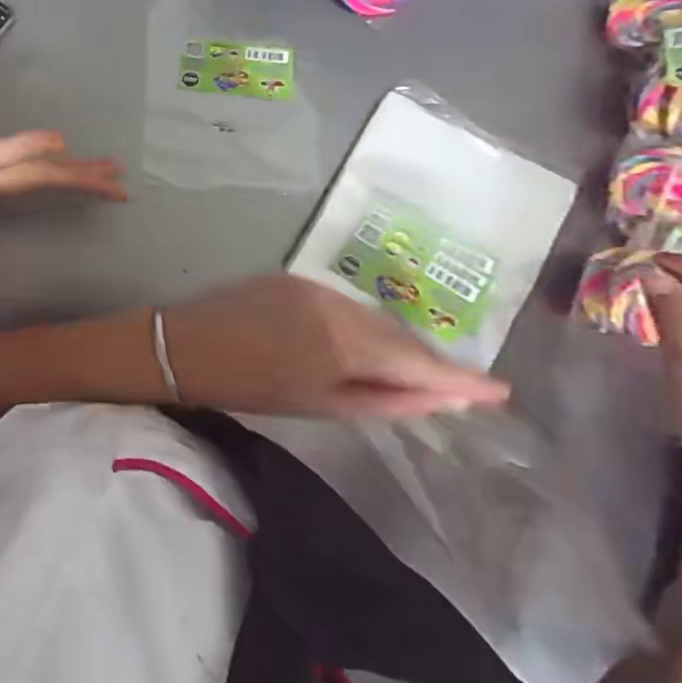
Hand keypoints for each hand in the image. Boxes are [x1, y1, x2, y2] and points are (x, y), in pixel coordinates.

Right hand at [0, 131, 127, 202]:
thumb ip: (26, 146)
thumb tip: (62, 140)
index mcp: (31, 173)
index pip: (71, 175)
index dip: (96, 179)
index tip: (120, 184)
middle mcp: (32, 179)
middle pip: (71, 180)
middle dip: (97, 182)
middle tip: (123, 187)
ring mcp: (24, 178)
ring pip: (63, 178)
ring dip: (85, 178)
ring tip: (106, 177)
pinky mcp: (16, 174)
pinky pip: (52, 175)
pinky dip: (68, 173)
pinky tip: (69, 168)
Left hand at [162, 274, 508, 419]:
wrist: (181, 347)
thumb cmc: (247, 387)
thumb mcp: (319, 405)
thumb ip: (385, 401)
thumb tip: (444, 400)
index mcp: (346, 342)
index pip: (419, 361)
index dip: (461, 378)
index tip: (500, 391)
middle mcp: (338, 305)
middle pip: (398, 335)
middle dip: (424, 361)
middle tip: (447, 386)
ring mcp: (314, 285)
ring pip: (371, 316)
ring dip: (388, 341)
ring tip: (398, 369)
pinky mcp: (293, 277)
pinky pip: (342, 303)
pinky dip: (356, 324)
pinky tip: (352, 342)